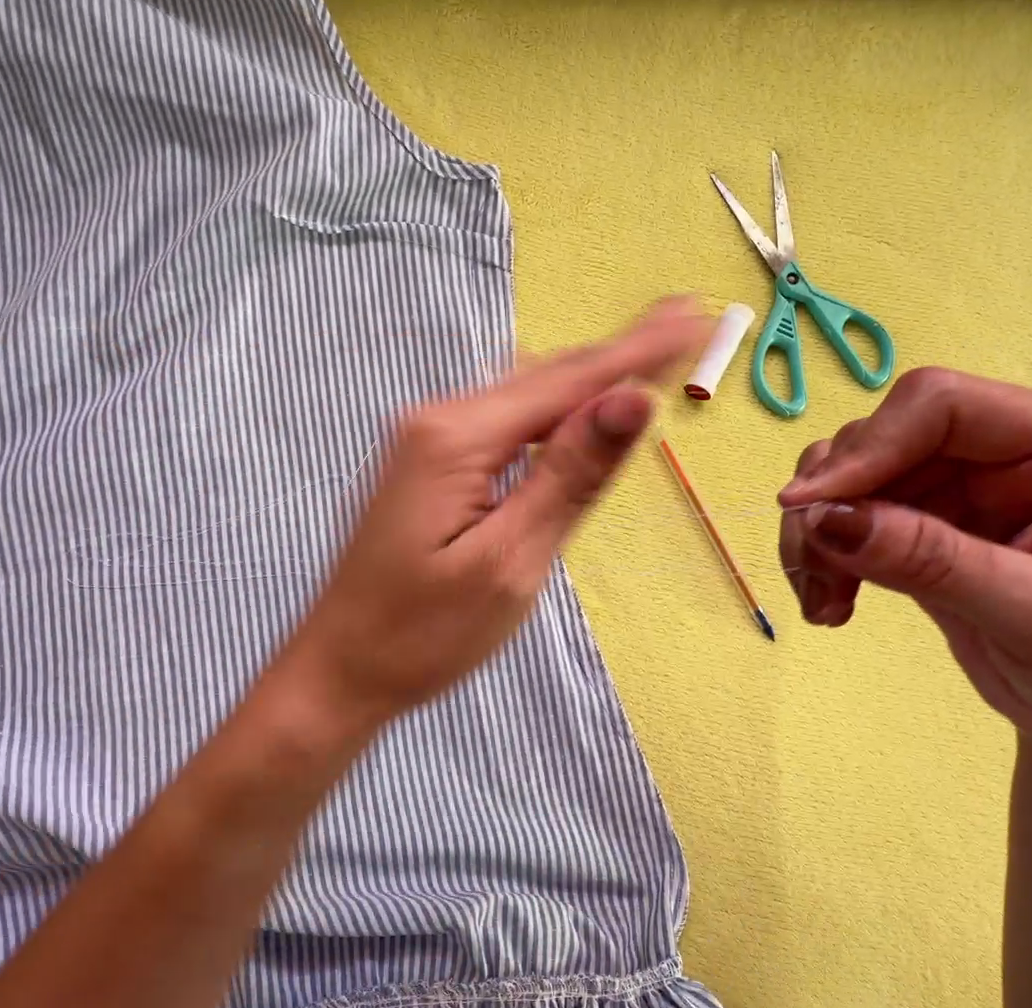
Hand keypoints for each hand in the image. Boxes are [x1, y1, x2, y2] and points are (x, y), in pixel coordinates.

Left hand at [286, 298, 710, 726]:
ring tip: (646, 356)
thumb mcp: (509, 562)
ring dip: (585, 381)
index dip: (637, 352)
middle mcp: (435, 421)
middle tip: (683, 321)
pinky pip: (499, 424)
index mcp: (456, 438)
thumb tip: (632, 398)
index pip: (569, 382)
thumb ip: (569, 477)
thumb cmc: (421, 634)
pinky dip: (548, 413)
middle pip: (545, 378)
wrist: (339, 668)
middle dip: (617, 356)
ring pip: (522, 398)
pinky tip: (574, 412)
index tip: (693, 314)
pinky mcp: (424, 468)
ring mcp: (424, 443)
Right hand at [776, 367, 1031, 763]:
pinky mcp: (923, 531)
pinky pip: (847, 521)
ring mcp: (959, 491)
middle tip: (813, 574)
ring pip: (850, 479)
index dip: (866, 449)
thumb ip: (935, 561)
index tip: (805, 508)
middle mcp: (1003, 453)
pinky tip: (829, 605)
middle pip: (878, 439)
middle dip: (831, 502)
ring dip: (816, 534)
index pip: (938, 406)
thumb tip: (825, 517)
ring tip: (822, 602)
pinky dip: (822, 558)